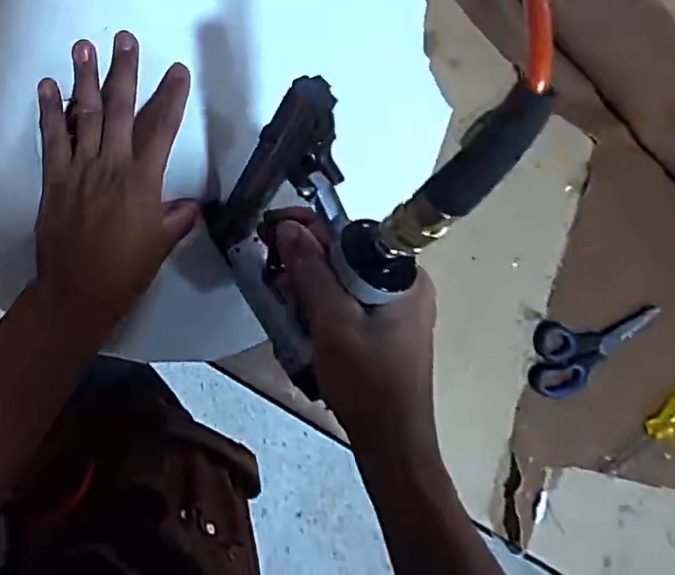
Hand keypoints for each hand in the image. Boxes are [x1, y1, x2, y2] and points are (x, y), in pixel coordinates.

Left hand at [32, 31, 198, 334]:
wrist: (76, 293)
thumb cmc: (125, 270)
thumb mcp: (162, 244)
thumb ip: (178, 217)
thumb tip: (191, 203)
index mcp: (142, 180)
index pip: (162, 129)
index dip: (171, 97)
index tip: (177, 70)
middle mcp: (111, 166)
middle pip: (120, 110)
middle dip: (124, 71)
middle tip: (125, 40)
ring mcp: (79, 169)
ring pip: (84, 115)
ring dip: (84, 78)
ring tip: (84, 47)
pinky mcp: (54, 177)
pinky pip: (52, 138)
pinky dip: (48, 111)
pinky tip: (47, 85)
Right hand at [271, 211, 437, 443]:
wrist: (391, 448)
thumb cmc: (368, 384)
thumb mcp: (332, 321)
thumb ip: (311, 271)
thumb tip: (289, 226)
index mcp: (403, 276)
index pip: (350, 233)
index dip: (308, 227)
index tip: (272, 229)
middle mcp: (403, 285)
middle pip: (343, 255)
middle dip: (304, 260)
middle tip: (271, 268)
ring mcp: (394, 309)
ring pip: (340, 279)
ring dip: (307, 285)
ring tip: (280, 297)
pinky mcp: (382, 328)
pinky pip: (344, 300)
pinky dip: (318, 304)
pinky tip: (298, 320)